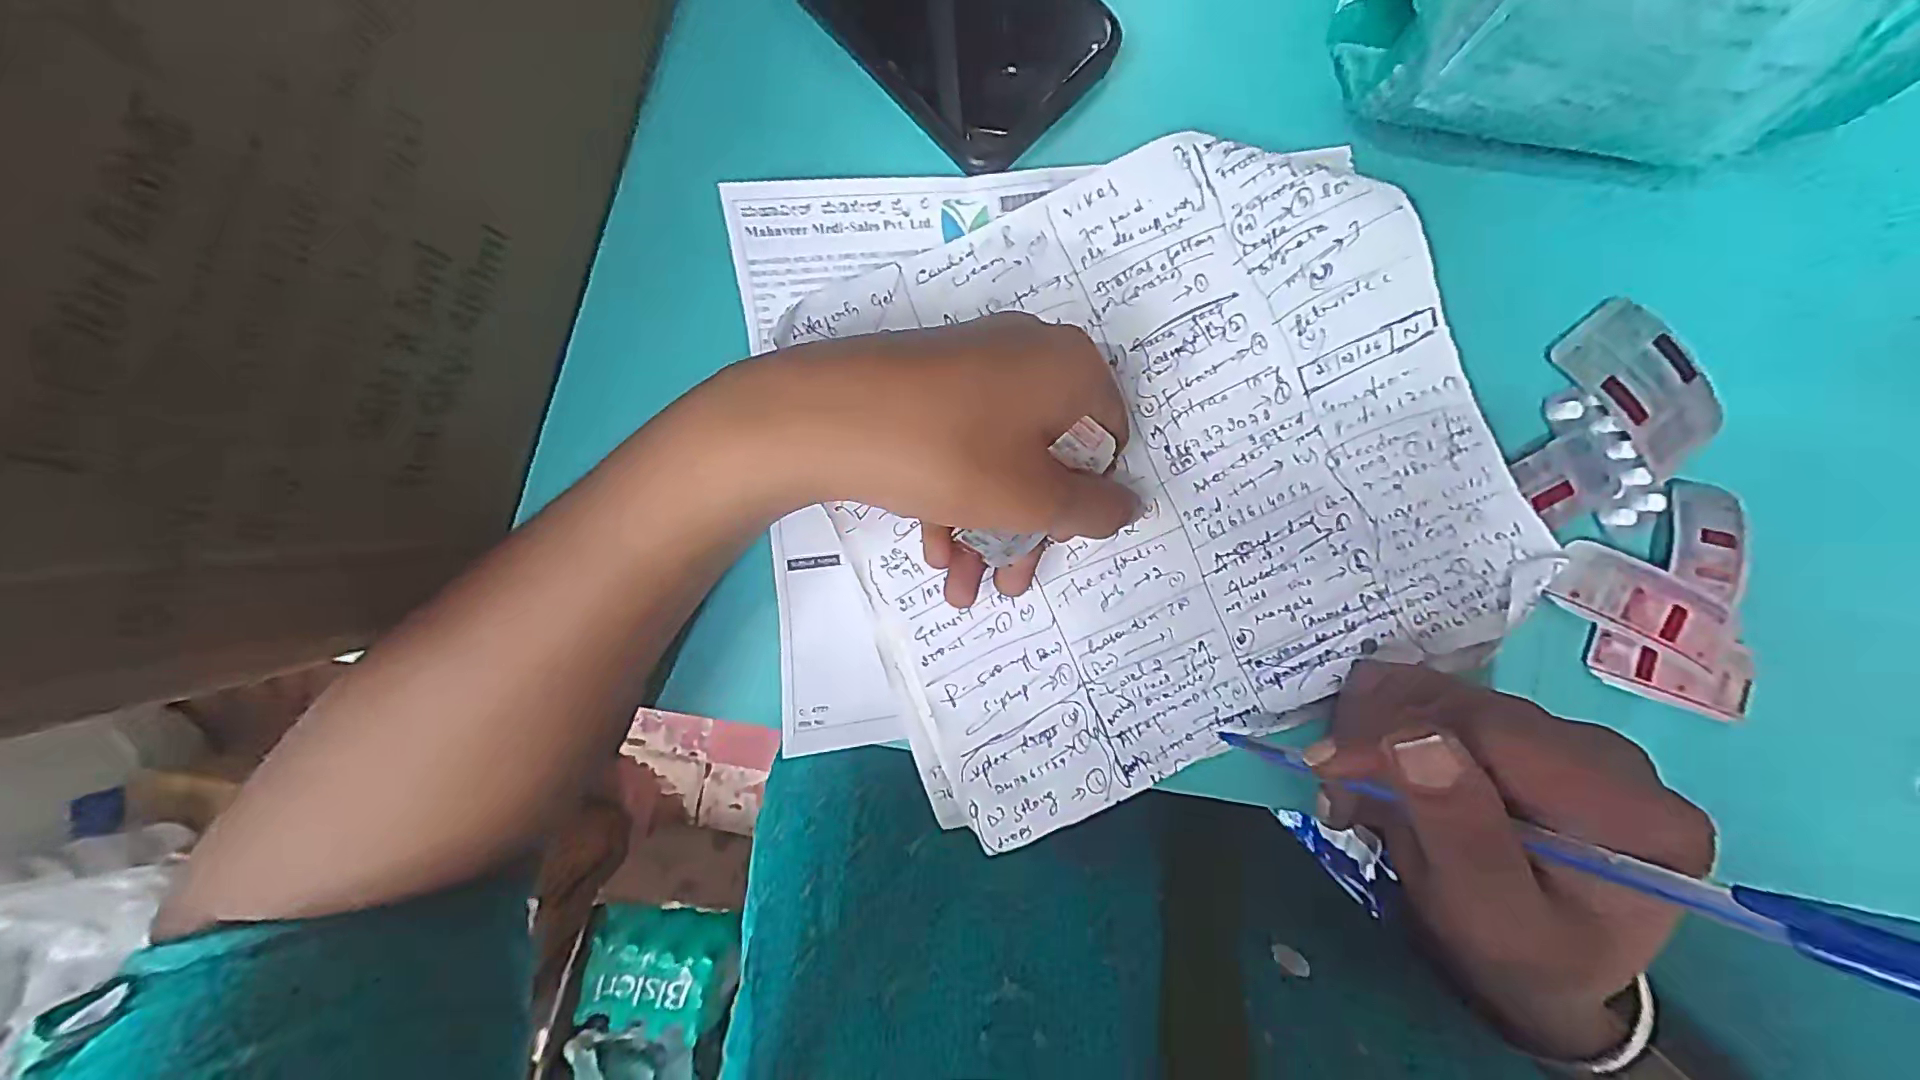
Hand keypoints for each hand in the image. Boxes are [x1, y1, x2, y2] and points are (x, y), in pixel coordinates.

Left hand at [712, 313, 1138, 606]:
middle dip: (1027, 531)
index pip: (1107, 441)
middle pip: (1047, 457)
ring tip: (962, 587)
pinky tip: (933, 550)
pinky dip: (954, 498)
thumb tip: (1129, 506)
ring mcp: (973, 367)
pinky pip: (960, 446)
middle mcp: (1027, 356)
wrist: (823, 416)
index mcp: (1069, 368)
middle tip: (1008, 582)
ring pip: (999, 460)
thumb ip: (1092, 508)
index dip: (1084, 501)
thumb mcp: (1032, 497)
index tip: (1056, 541)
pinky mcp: (929, 387)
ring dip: (986, 529)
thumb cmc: (948, 453)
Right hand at [1309, 660, 1714, 1059]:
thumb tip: (1412, 737)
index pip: (1495, 732)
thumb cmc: (1516, 955)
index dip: (1400, 734)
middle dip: (1379, 736)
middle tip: (1331, 784)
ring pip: (1445, 696)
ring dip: (1375, 730)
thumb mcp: (1487, 914)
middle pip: (1467, 708)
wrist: (1535, 968)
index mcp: (1633, 812)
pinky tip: (1372, 761)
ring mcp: (1570, 737)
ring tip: (1347, 781)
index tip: (1331, 766)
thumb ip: (1459, 828)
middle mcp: (1614, 759)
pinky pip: (1442, 700)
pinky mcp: (1528, 729)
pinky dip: (1388, 724)